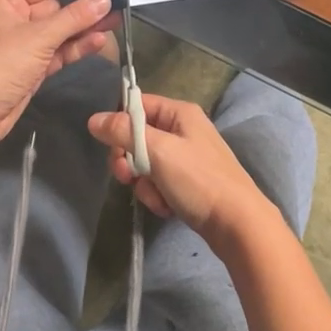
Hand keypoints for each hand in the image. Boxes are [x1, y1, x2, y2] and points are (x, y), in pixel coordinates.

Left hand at [0, 0, 114, 155]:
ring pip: (60, 32)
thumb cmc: (2, 65)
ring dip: (84, 29)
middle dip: (84, 9)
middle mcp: (15, 19)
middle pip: (56, 8)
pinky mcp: (33, 68)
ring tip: (116, 21)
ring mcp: (25, 45)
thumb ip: (74, 17)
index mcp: (7, 1)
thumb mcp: (39, 37)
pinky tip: (100, 41)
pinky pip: (58, 52)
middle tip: (117, 4)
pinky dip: (76, 48)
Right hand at [88, 93, 275, 243]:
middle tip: (130, 177)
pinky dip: (158, 196)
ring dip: (145, 183)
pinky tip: (168, 207)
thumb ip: (124, 133)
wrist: (237, 224)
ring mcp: (187, 158)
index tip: (112, 147)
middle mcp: (183, 130)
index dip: (120, 125)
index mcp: (179, 113)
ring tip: (158, 197)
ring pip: (147, 164)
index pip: (137, 105)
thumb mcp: (158, 151)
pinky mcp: (188, 183)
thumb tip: (94, 119)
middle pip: (138, 137)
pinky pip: (160, 183)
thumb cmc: (198, 180)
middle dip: (131, 160)